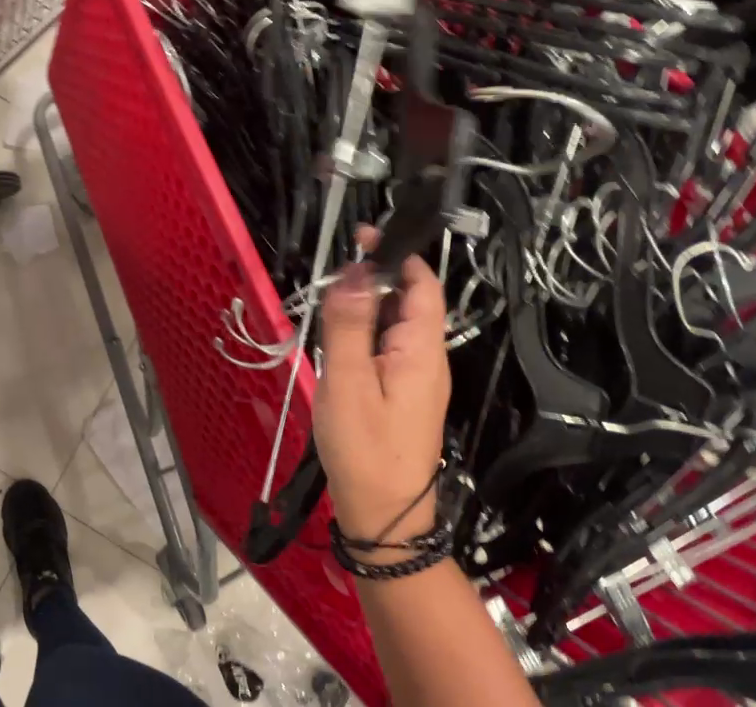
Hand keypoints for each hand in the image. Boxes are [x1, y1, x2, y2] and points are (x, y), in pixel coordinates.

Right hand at [313, 228, 450, 541]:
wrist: (382, 518)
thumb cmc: (364, 447)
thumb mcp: (347, 380)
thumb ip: (349, 322)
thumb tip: (354, 269)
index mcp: (422, 349)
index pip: (423, 284)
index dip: (397, 255)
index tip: (360, 237)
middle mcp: (427, 358)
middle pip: (409, 301)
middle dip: (375, 278)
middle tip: (331, 273)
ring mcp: (416, 378)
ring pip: (395, 325)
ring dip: (366, 306)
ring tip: (328, 301)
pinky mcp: (401, 394)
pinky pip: (386, 348)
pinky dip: (364, 332)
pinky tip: (337, 339)